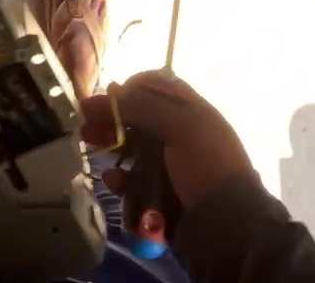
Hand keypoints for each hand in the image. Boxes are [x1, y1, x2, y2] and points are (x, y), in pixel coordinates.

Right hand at [81, 69, 254, 207]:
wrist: (228, 229)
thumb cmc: (206, 166)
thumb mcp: (180, 126)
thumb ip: (142, 105)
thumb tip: (104, 94)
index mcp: (190, 110)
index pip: (156, 85)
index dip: (130, 87)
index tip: (109, 95)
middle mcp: (179, 133)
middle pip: (137, 116)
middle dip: (110, 116)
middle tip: (86, 121)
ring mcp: (170, 164)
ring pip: (131, 147)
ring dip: (109, 143)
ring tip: (88, 144)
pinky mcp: (162, 192)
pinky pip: (134, 180)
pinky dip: (121, 178)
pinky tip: (113, 179)